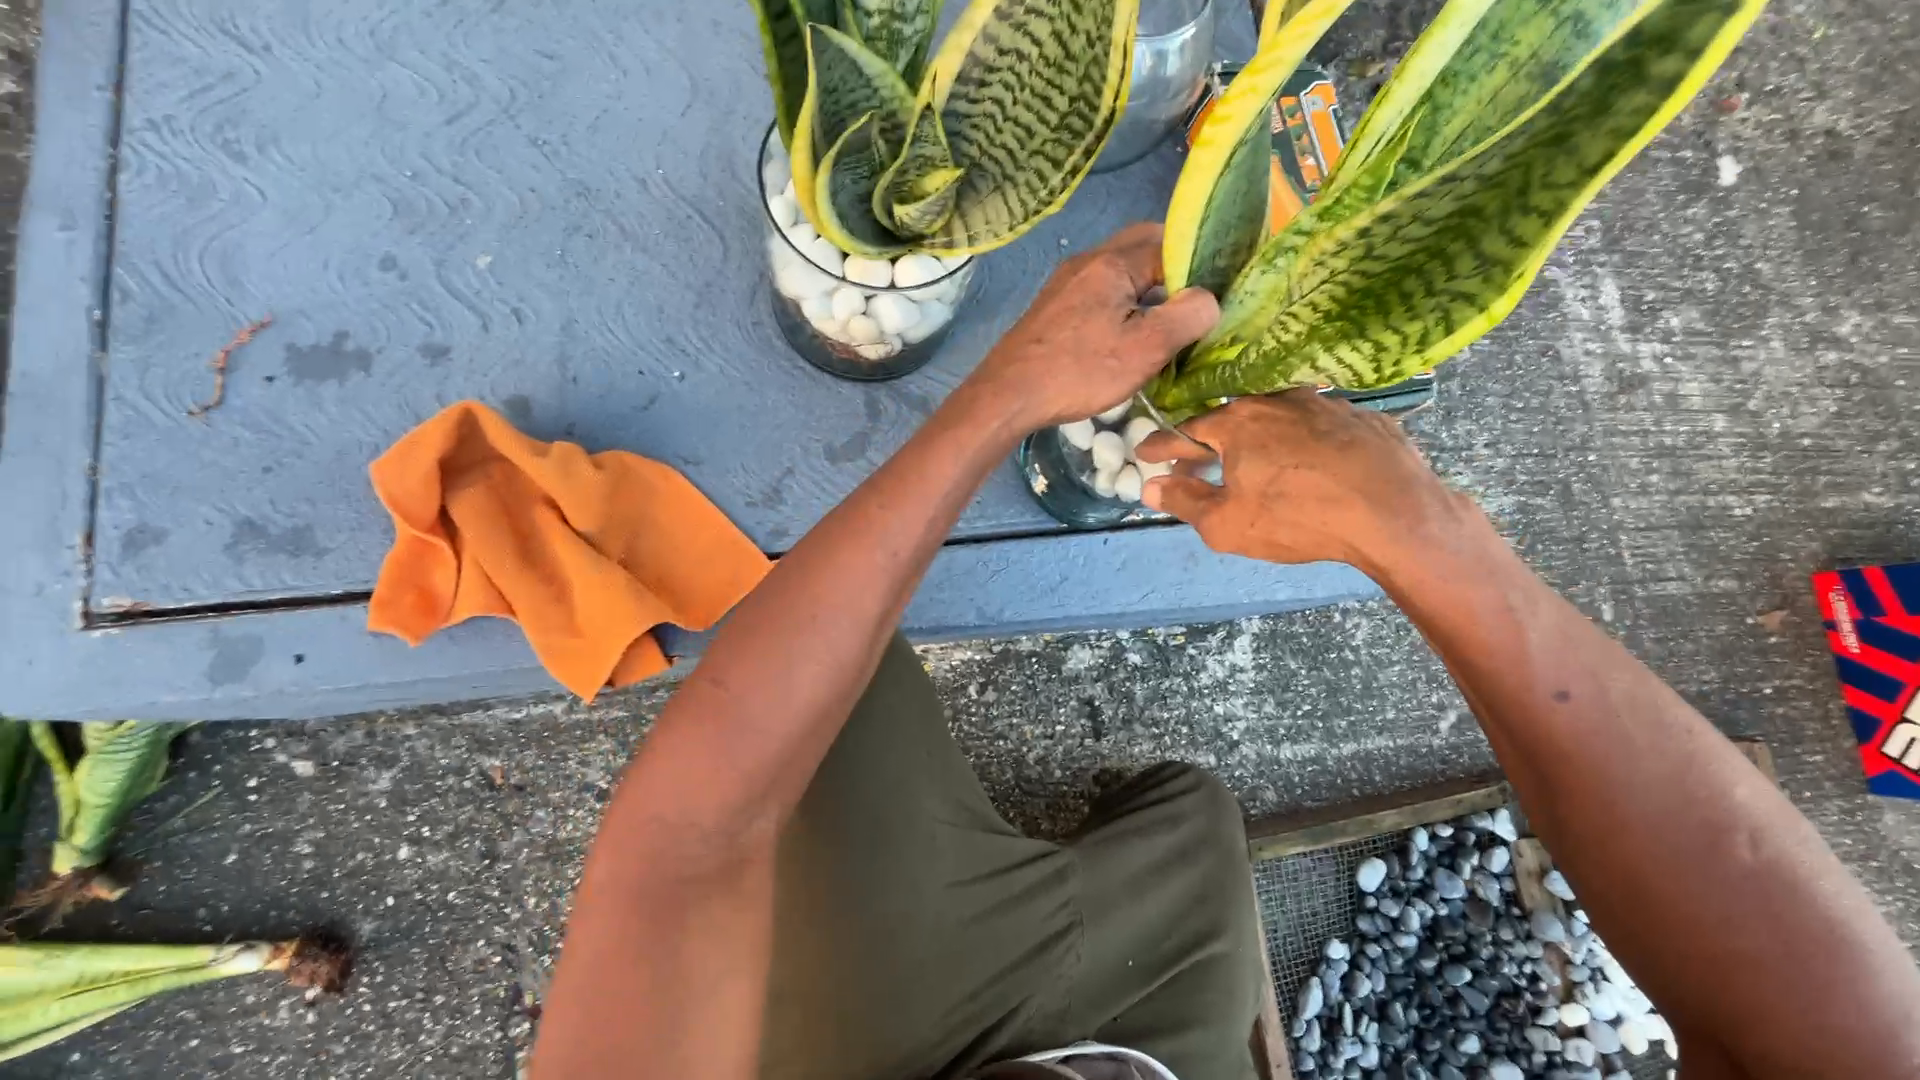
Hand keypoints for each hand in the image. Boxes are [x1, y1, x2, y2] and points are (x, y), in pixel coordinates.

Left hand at [966, 224, 1218, 431]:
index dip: (1200, 263)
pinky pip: (1099, 290)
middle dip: (1174, 267)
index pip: (1171, 242)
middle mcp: (1087, 261)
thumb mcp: (1144, 349)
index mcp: (1112, 262)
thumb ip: (1186, 317)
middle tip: (1195, 302)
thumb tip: (1209, 299)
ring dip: (1146, 286)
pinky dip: (1122, 301)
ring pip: (1119, 270)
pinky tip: (1128, 332)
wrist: (1007, 394)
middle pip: (1142, 246)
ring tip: (1167, 320)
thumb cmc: (1078, 371)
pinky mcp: (1053, 307)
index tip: (1219, 290)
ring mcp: (1065, 283)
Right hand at [1136, 389, 1481, 577]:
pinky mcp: (1362, 418)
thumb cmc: (1297, 518)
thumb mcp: (1226, 524)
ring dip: (1258, 439)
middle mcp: (1276, 401)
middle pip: (1230, 420)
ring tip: (1252, 461)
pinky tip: (1309, 463)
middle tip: (1194, 462)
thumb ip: (1184, 501)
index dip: (1160, 447)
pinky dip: (1303, 443)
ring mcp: (1324, 404)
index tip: (1144, 454)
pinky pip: (1318, 428)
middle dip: (1208, 443)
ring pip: (1277, 418)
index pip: (1184, 432)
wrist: (1393, 512)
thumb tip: (1151, 487)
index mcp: (1236, 422)